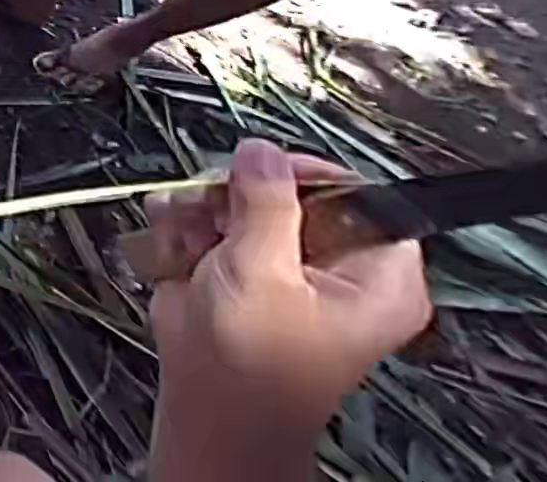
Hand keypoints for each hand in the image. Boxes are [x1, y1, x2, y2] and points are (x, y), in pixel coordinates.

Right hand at [147, 140, 429, 432]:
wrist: (204, 396)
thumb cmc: (253, 356)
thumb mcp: (264, 273)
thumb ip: (264, 205)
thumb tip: (263, 150)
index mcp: (371, 273)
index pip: (359, 197)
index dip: (309, 176)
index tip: (261, 170)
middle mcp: (326, 259)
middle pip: (283, 189)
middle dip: (233, 195)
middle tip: (213, 213)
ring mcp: (273, 256)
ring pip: (233, 197)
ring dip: (197, 209)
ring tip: (186, 238)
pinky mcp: (229, 257)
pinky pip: (202, 214)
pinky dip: (181, 224)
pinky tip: (175, 248)